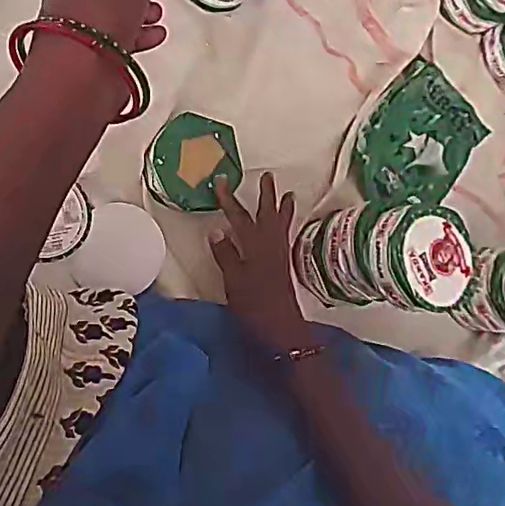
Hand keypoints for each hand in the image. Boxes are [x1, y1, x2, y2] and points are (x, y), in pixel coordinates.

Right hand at [210, 174, 311, 353]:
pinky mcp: (284, 265)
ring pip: (281, 224)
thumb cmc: (255, 305)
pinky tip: (283, 227)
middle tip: (267, 177)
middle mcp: (271, 245)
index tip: (221, 182)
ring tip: (287, 194)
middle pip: (267, 214)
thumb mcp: (234, 280)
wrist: (281, 328)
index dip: (229, 199)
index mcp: (255, 246)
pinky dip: (285, 224)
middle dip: (265, 195)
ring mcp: (280, 255)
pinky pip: (285, 235)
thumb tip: (217, 230)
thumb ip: (226, 254)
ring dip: (281, 208)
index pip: (239, 217)